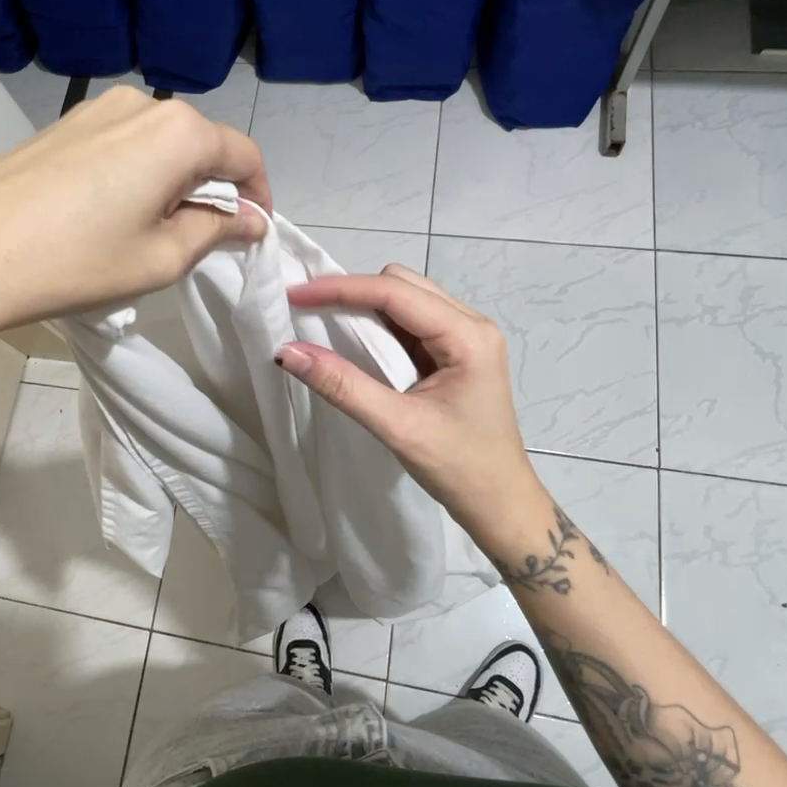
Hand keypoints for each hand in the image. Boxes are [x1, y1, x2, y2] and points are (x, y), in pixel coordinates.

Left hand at [0, 86, 269, 327]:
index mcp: (178, 131)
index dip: (258, 195)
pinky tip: (109, 213)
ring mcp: (97, 108)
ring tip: (148, 230)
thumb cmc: (78, 261)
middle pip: (201, 144)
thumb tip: (250, 220)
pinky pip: (123, 143)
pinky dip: (137, 173)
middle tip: (196, 240)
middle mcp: (143, 104)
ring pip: (160, 143)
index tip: (251, 232)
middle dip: (212, 188)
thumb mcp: (162, 258)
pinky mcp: (64, 124)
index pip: (243, 155)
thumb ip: (217, 230)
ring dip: (172, 181)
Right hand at [276, 266, 543, 538]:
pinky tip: (357, 345)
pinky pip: (410, 321)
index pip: (395, 292)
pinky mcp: (455, 352)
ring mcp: (465, 336)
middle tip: (308, 313)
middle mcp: (471, 324)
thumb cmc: (457, 467)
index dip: (341, 288)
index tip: (295, 294)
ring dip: (365, 308)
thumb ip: (342, 385)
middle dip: (353, 293)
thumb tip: (287, 351)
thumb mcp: (396, 426)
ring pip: (406, 298)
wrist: (499, 502)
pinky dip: (379, 326)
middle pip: (402, 284)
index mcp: (467, 336)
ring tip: (326, 327)